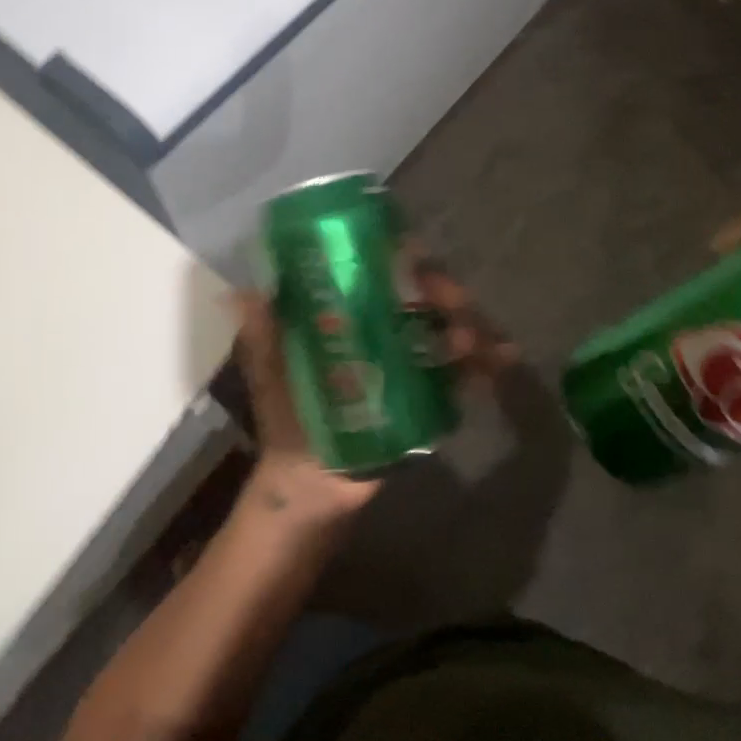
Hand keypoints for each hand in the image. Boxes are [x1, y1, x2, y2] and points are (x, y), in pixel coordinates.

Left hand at [231, 255, 513, 522]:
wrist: (311, 485)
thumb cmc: (288, 420)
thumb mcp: (270, 373)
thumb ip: (262, 336)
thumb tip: (241, 294)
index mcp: (348, 317)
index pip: (379, 272)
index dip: (400, 257)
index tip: (415, 255)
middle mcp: (383, 330)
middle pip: (424, 297)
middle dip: (446, 294)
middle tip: (455, 304)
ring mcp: (409, 363)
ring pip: (448, 331)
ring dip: (469, 328)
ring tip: (477, 343)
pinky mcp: (428, 396)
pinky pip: (460, 374)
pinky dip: (482, 365)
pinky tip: (500, 362)